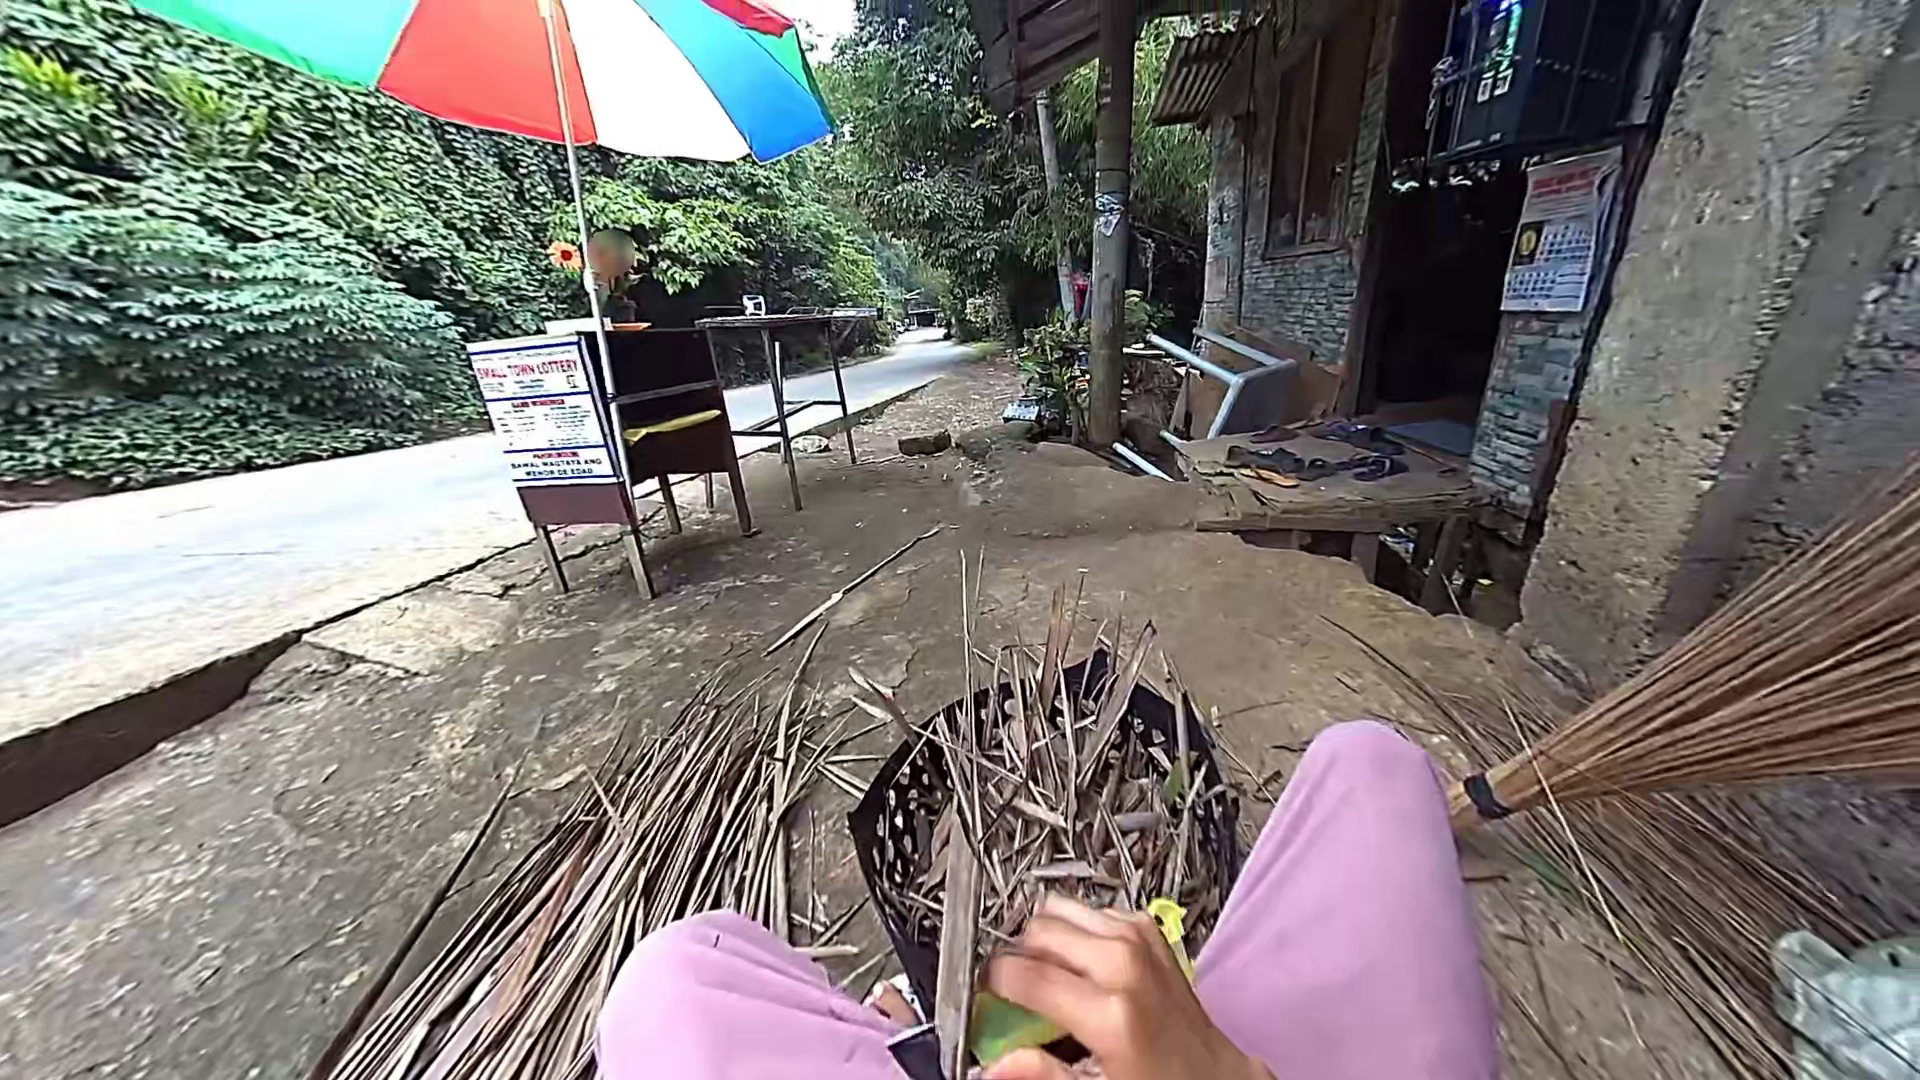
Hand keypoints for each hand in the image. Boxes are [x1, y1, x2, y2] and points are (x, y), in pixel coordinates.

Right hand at [982, 894, 1272, 1079]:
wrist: (1218, 1076)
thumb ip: (1043, 1074)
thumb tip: (991, 1067)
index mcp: (1111, 1015)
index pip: (1029, 975)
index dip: (995, 977)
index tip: (984, 986)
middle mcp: (1122, 962)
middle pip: (1039, 931)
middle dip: (1020, 953)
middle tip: (1018, 984)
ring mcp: (1135, 936)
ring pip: (1059, 908)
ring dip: (1045, 935)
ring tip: (1048, 968)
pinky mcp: (1144, 923)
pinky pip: (1088, 909)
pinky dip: (1075, 929)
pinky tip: (1082, 961)